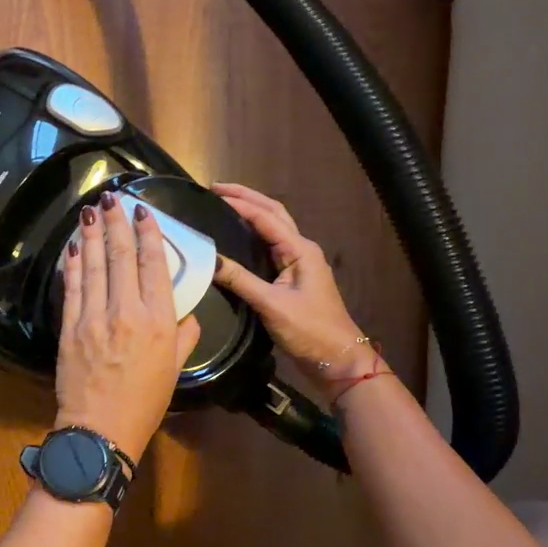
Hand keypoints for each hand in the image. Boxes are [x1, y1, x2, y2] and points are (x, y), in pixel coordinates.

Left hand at [53, 191, 201, 457]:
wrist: (100, 429)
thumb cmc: (143, 403)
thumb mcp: (174, 369)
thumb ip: (183, 336)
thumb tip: (186, 316)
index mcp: (159, 320)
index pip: (153, 266)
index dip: (149, 235)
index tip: (144, 213)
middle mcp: (127, 311)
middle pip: (121, 257)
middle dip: (117, 224)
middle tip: (112, 199)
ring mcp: (94, 317)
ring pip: (93, 265)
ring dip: (92, 235)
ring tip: (91, 210)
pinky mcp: (69, 327)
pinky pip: (72, 287)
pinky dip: (73, 264)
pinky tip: (73, 246)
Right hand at [210, 183, 371, 372]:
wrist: (337, 357)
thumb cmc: (309, 330)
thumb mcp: (271, 305)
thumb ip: (241, 280)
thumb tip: (210, 260)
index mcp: (300, 250)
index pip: (266, 218)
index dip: (239, 203)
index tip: (212, 192)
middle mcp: (301, 250)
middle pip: (273, 214)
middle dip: (247, 198)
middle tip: (216, 189)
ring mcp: (298, 263)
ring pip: (273, 228)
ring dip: (251, 212)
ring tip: (224, 205)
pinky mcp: (292, 277)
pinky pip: (270, 246)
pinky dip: (253, 233)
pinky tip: (238, 236)